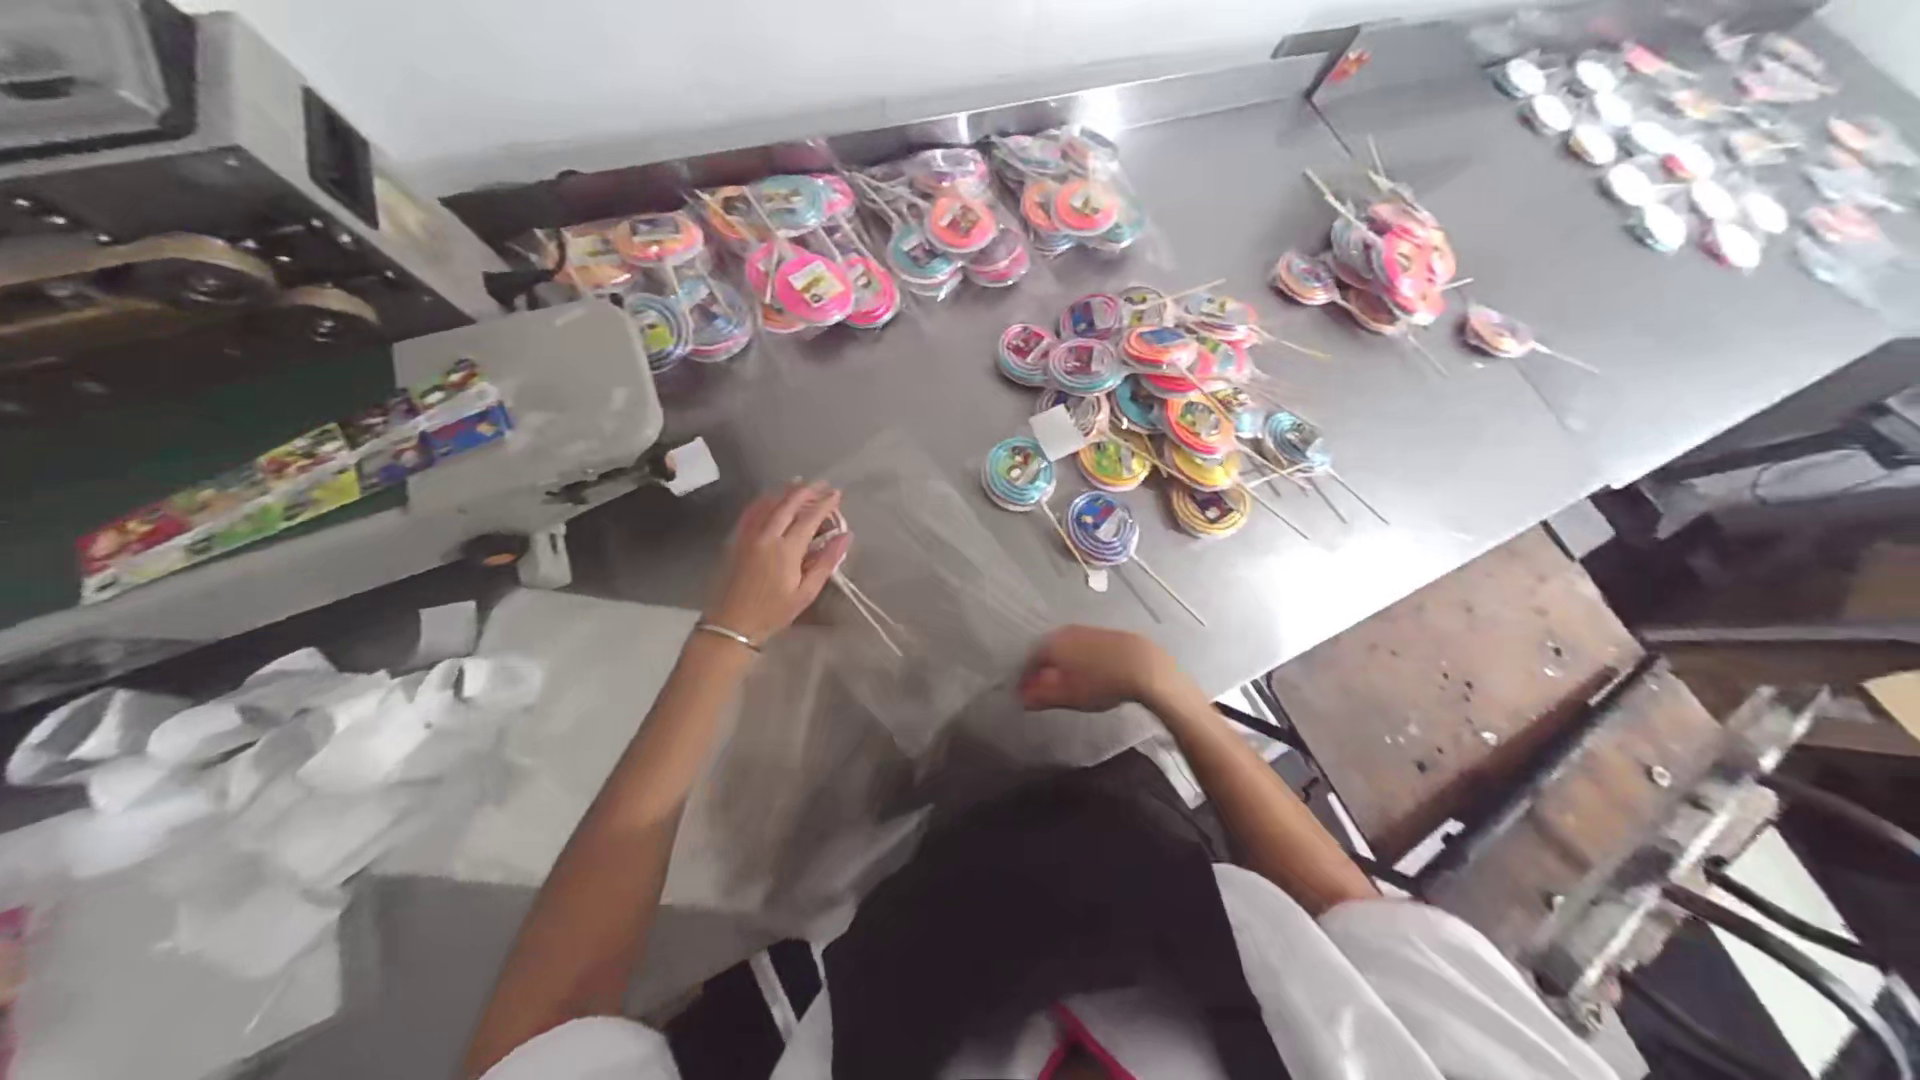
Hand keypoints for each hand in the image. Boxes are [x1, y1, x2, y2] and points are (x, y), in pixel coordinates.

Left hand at [703, 481, 850, 644]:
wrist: (731, 624)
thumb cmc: (773, 612)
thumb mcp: (806, 592)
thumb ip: (826, 562)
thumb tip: (845, 537)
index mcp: (787, 549)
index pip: (810, 517)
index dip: (825, 503)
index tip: (837, 494)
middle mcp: (767, 536)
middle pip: (788, 504)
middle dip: (807, 491)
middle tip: (822, 484)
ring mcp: (748, 535)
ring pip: (768, 504)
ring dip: (786, 492)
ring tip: (800, 484)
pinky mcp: (736, 540)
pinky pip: (751, 512)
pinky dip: (763, 501)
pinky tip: (770, 498)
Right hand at [1016, 625, 1195, 712]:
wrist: (1144, 666)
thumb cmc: (1102, 681)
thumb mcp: (1068, 695)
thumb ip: (1041, 696)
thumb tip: (1024, 697)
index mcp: (1051, 644)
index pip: (1029, 661)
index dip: (1027, 679)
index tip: (1028, 694)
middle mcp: (1065, 632)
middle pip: (1047, 652)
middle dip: (1044, 671)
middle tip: (1047, 691)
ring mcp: (1086, 631)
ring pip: (1066, 648)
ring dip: (1063, 665)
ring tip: (1070, 685)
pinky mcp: (1105, 634)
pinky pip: (1083, 647)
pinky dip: (1080, 660)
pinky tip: (1090, 674)